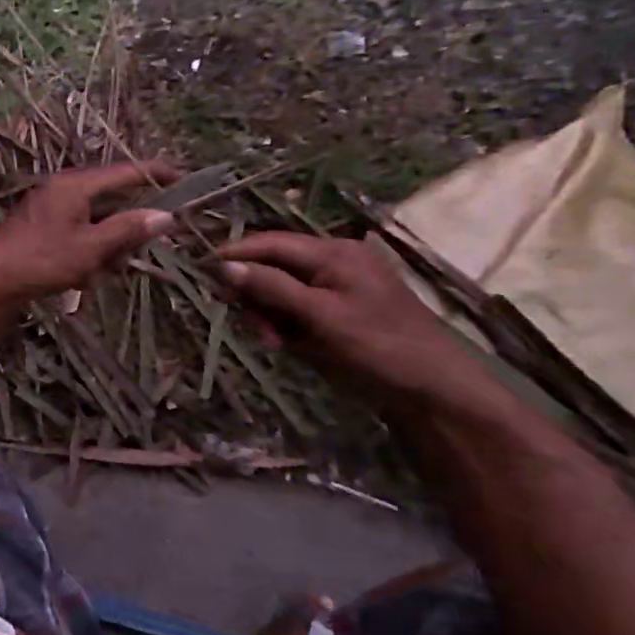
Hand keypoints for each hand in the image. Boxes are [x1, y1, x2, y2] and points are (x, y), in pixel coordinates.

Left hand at [0, 162, 179, 311]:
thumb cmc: (40, 261)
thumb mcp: (90, 248)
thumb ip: (128, 229)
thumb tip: (165, 215)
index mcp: (75, 184)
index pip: (126, 171)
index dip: (157, 174)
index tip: (185, 179)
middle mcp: (63, 188)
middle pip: (113, 199)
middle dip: (126, 229)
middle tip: (129, 255)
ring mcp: (51, 207)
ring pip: (97, 221)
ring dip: (106, 248)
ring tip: (96, 273)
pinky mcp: (43, 227)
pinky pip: (79, 233)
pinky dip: (88, 253)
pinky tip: (81, 278)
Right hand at [216, 232, 486, 405]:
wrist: (434, 391)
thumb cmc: (378, 347)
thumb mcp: (319, 316)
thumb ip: (271, 288)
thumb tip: (223, 266)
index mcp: (333, 252)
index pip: (269, 243)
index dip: (234, 255)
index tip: (200, 271)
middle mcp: (333, 261)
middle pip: (272, 266)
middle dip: (254, 293)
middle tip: (251, 326)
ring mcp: (337, 286)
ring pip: (280, 290)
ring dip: (268, 314)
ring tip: (273, 342)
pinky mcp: (338, 311)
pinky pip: (296, 308)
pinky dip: (285, 324)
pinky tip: (288, 344)